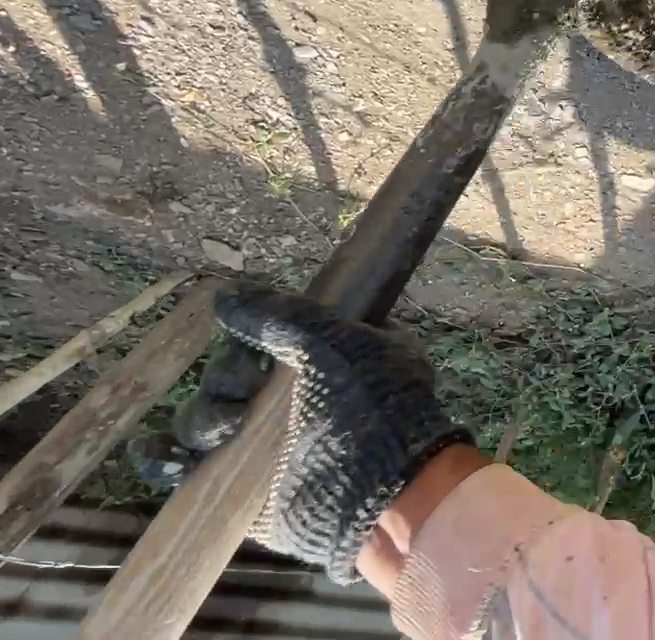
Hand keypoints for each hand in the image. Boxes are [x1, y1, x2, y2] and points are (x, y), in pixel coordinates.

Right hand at [157, 282, 472, 581]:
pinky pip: (183, 465)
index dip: (259, 335)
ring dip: (203, 416)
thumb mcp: (340, 345)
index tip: (256, 344)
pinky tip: (153, 449)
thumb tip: (228, 293)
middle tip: (243, 391)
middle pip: (237, 373)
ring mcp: (272, 440)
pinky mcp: (240, 484)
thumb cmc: (370, 405)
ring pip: (209, 415)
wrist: (374, 487)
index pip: (280, 336)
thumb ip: (288, 318)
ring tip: (225, 430)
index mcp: (341, 357)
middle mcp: (306, 395)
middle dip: (229, 378)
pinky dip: (162, 456)